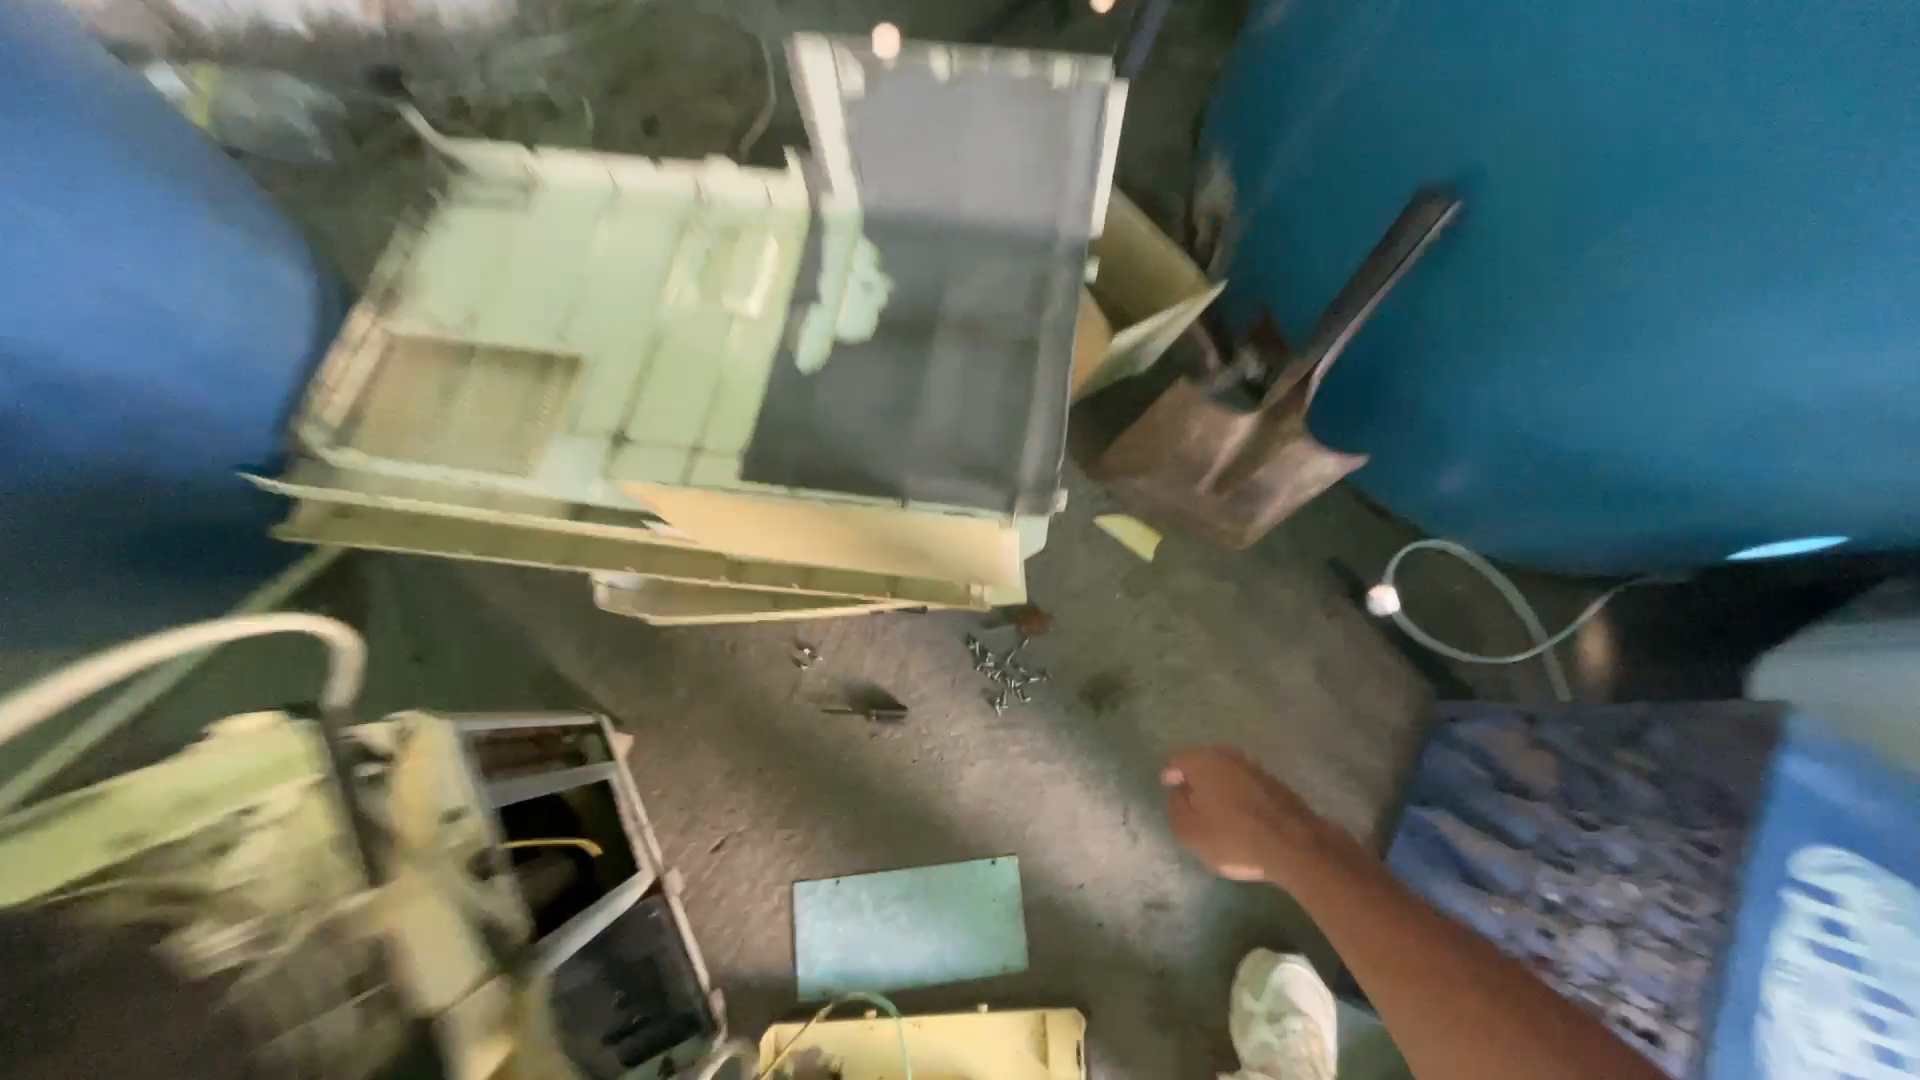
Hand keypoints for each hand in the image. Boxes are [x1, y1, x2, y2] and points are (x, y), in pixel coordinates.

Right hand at [1162, 746, 1327, 883]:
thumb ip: (1176, 809)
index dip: (1170, 773)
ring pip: (1227, 770)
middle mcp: (1228, 756)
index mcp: (1203, 762)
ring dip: (1218, 783)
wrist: (1296, 846)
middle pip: (1204, 760)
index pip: (1177, 760)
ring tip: (1214, 804)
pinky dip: (1237, 792)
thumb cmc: (1234, 837)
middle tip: (1188, 793)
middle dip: (1195, 774)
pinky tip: (1238, 810)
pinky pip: (1246, 782)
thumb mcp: (1190, 832)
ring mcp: (1255, 767)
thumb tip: (1180, 794)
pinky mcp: (1276, 783)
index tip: (1167, 785)